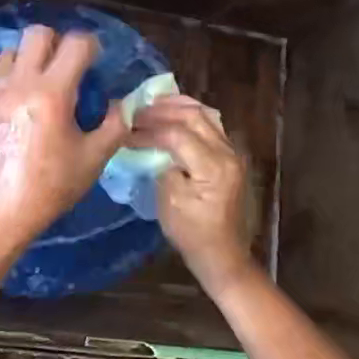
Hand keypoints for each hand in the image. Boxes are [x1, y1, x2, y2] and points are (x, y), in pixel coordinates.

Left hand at [0, 26, 127, 248]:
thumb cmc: (51, 186)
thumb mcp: (94, 158)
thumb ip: (115, 125)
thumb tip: (122, 104)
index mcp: (51, 93)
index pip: (75, 43)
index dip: (91, 46)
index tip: (96, 62)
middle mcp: (20, 84)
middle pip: (37, 33)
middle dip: (57, 42)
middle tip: (68, 68)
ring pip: (12, 52)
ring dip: (30, 59)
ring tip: (42, 85)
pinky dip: (13, 80)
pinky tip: (22, 108)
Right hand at [129, 97, 254, 284]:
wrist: (222, 253)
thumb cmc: (192, 233)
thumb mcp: (169, 202)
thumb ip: (162, 166)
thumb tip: (150, 145)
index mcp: (213, 166)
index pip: (177, 134)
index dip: (148, 129)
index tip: (125, 130)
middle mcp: (228, 153)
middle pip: (194, 116)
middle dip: (162, 110)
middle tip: (136, 111)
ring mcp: (232, 153)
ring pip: (206, 115)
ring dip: (178, 107)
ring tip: (154, 104)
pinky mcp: (230, 156)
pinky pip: (211, 125)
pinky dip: (190, 115)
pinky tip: (173, 114)